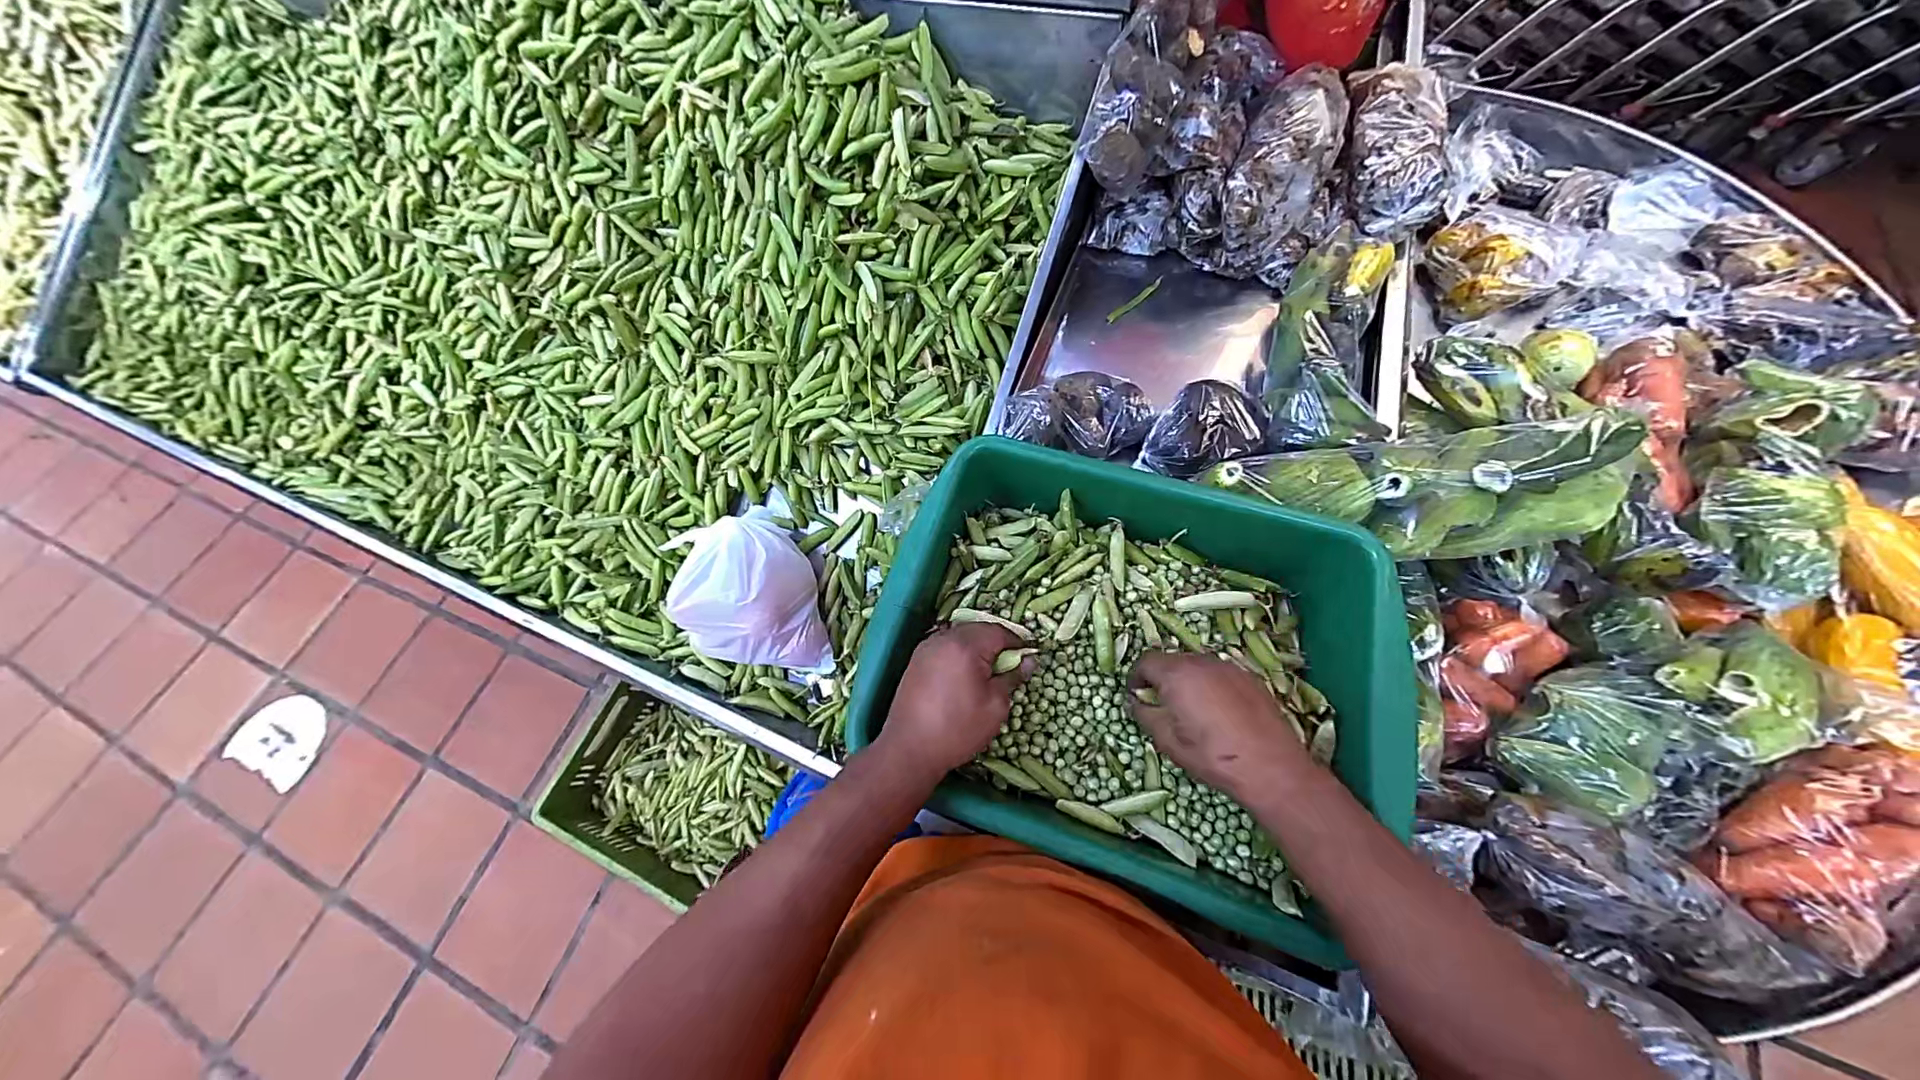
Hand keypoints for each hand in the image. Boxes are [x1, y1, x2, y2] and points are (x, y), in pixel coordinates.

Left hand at [880, 623, 1032, 779]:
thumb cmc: (958, 728)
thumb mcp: (995, 706)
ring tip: (988, 672)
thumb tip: (1028, 661)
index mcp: (965, 646)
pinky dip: (959, 655)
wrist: (909, 748)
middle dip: (997, 643)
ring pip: (960, 637)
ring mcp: (926, 648)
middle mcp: (944, 639)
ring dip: (977, 648)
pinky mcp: (916, 661)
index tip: (1029, 657)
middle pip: (978, 630)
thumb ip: (1012, 677)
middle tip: (1010, 665)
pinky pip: (945, 647)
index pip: (999, 631)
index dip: (1018, 642)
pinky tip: (965, 676)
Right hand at [1128, 651, 1308, 799]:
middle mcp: (1202, 662)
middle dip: (1161, 679)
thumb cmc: (1212, 756)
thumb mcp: (1167, 741)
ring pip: (1197, 666)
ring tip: (1192, 712)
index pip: (1145, 661)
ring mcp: (1229, 668)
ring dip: (1187, 682)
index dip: (1136, 678)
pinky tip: (1219, 714)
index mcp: (1177, 674)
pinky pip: (1219, 675)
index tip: (1137, 696)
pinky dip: (1211, 687)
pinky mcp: (1250, 679)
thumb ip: (1145, 714)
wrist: (1272, 768)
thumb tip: (1137, 702)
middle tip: (1162, 707)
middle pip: (1172, 661)